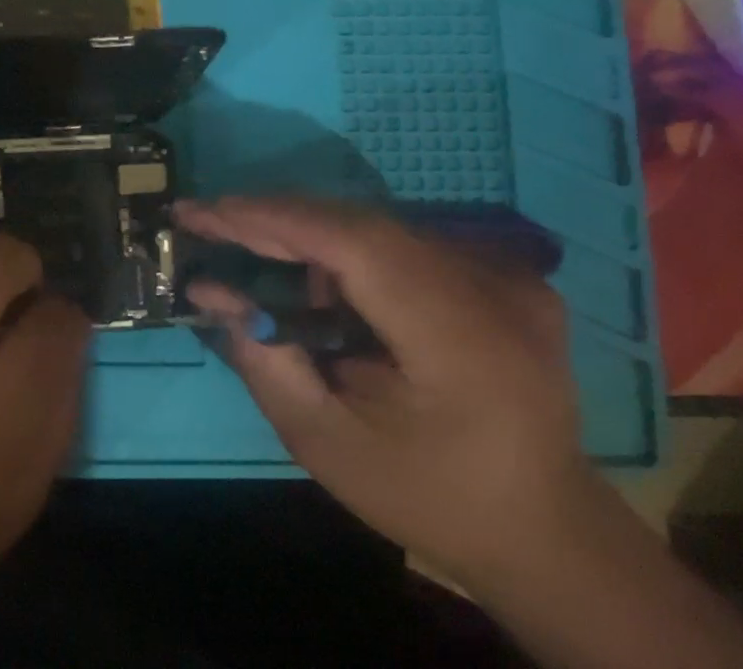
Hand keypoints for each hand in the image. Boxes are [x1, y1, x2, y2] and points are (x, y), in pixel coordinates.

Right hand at [176, 197, 599, 584]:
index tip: (199, 212)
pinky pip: (402, 245)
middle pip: (362, 225)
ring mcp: (509, 279)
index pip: (354, 244)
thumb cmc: (427, 496)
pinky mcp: (503, 280)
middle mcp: (496, 291)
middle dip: (272, 218)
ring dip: (301, 230)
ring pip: (378, 228)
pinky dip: (338, 247)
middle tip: (203, 219)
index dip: (270, 220)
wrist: (543, 529)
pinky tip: (298, 265)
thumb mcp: (324, 442)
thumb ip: (265, 359)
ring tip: (235, 239)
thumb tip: (210, 290)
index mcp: (462, 340)